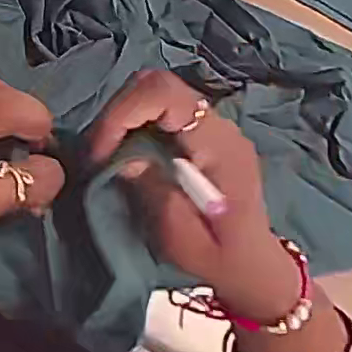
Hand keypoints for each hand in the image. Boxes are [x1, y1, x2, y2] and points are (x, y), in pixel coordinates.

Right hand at [87, 70, 300, 319]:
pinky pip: (160, 111)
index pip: (165, 94)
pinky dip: (134, 125)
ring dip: (123, 118)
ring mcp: (211, 126)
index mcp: (218, 144)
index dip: (122, 112)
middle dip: (117, 113)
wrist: (252, 266)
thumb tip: (124, 159)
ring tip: (107, 155)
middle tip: (98, 153)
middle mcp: (217, 124)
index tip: (101, 152)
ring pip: (155, 93)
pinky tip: (126, 155)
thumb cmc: (219, 256)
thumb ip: (153, 190)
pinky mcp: (201, 135)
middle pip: (156, 84)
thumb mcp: (180, 236)